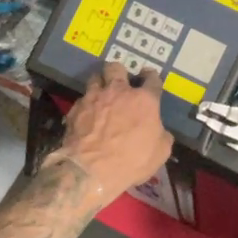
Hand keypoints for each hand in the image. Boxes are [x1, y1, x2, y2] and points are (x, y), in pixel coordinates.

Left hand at [50, 61, 173, 206]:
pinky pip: (82, 100)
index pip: (152, 79)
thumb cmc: (131, 161)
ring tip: (100, 95)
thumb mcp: (160, 152)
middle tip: (119, 83)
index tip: (149, 78)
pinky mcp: (76, 108)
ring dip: (99, 84)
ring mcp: (94, 98)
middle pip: (116, 67)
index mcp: (144, 100)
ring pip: (95, 78)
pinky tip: (86, 116)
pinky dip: (86, 105)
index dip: (151, 77)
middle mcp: (118, 91)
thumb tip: (159, 131)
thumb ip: (162, 135)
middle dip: (119, 72)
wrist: (91, 170)